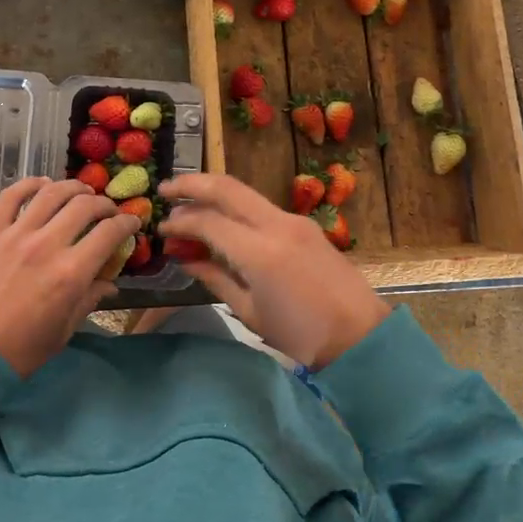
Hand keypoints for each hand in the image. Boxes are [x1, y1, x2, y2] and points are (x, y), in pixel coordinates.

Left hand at [0, 177, 140, 377]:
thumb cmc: (19, 351)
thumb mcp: (63, 332)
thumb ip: (88, 300)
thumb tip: (109, 284)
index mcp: (70, 273)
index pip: (109, 233)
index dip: (126, 223)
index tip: (131, 223)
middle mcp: (47, 245)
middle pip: (84, 206)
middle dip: (103, 203)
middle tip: (108, 210)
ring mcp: (16, 234)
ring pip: (51, 193)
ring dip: (72, 187)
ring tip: (81, 192)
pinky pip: (11, 196)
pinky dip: (29, 183)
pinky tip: (42, 184)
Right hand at [158, 173, 388, 369]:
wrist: (362, 337)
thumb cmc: (302, 336)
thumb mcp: (251, 313)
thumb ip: (216, 279)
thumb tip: (186, 259)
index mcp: (259, 251)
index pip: (208, 221)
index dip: (180, 222)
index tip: (161, 228)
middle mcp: (276, 224)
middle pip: (226, 187)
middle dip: (192, 184)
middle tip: (164, 190)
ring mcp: (293, 220)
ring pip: (245, 193)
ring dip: (214, 193)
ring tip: (188, 203)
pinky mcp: (305, 225)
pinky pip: (261, 207)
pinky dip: (235, 207)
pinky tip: (222, 221)